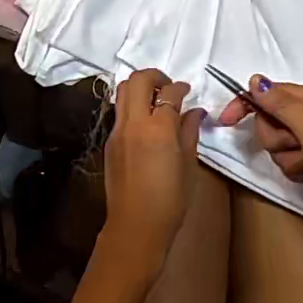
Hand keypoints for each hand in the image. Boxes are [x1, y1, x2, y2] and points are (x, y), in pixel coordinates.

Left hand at [103, 68, 205, 249]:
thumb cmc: (170, 200)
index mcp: (158, 128)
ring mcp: (116, 132)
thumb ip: (189, 132)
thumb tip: (194, 112)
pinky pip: (119, 113)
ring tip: (156, 101)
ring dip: (139, 88)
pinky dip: (132, 107)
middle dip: (155, 76)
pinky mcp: (108, 143)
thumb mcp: (188, 165)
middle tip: (169, 88)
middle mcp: (133, 123)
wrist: (135, 226)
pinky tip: (146, 123)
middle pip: (137, 80)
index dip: (181, 87)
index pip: (168, 92)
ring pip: (122, 92)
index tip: (188, 91)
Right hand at [218, 77, 302, 225]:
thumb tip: (255, 79)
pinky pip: (289, 160)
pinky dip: (296, 168)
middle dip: (273, 136)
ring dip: (286, 156)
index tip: (225, 121)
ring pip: (277, 144)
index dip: (245, 105)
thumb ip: (279, 104)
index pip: (268, 93)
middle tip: (293, 144)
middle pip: (269, 120)